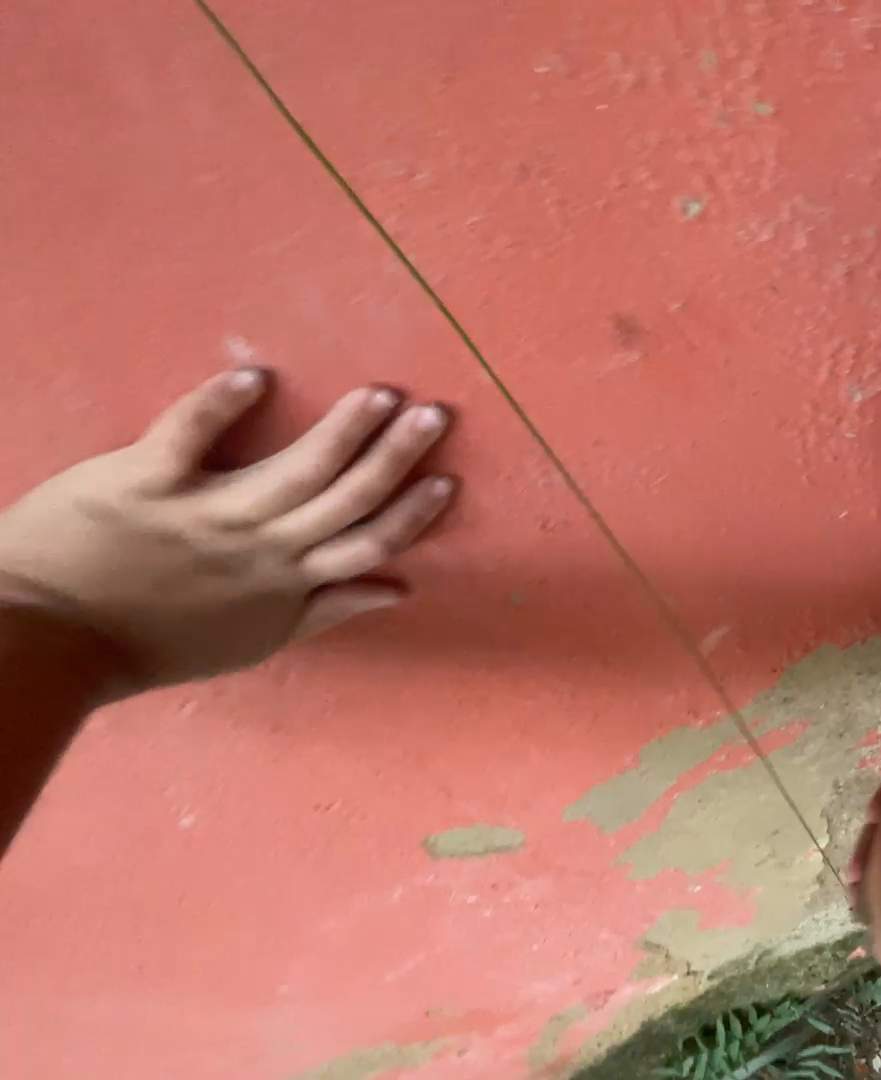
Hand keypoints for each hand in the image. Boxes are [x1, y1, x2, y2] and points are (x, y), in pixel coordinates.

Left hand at [0, 368, 455, 695]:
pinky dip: (217, 405)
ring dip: (342, 428)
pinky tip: (254, 376)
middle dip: (396, 454)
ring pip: (292, 466)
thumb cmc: (158, 643)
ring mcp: (203, 512)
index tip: (447, 479)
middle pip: (346, 494)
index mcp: (290, 578)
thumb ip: (330, 609)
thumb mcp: (258, 641)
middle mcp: (262, 543)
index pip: (370, 541)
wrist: (39, 643)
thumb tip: (400, 587)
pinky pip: (183, 436)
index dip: (413, 511)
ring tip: (379, 394)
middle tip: (432, 414)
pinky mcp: (138, 483)